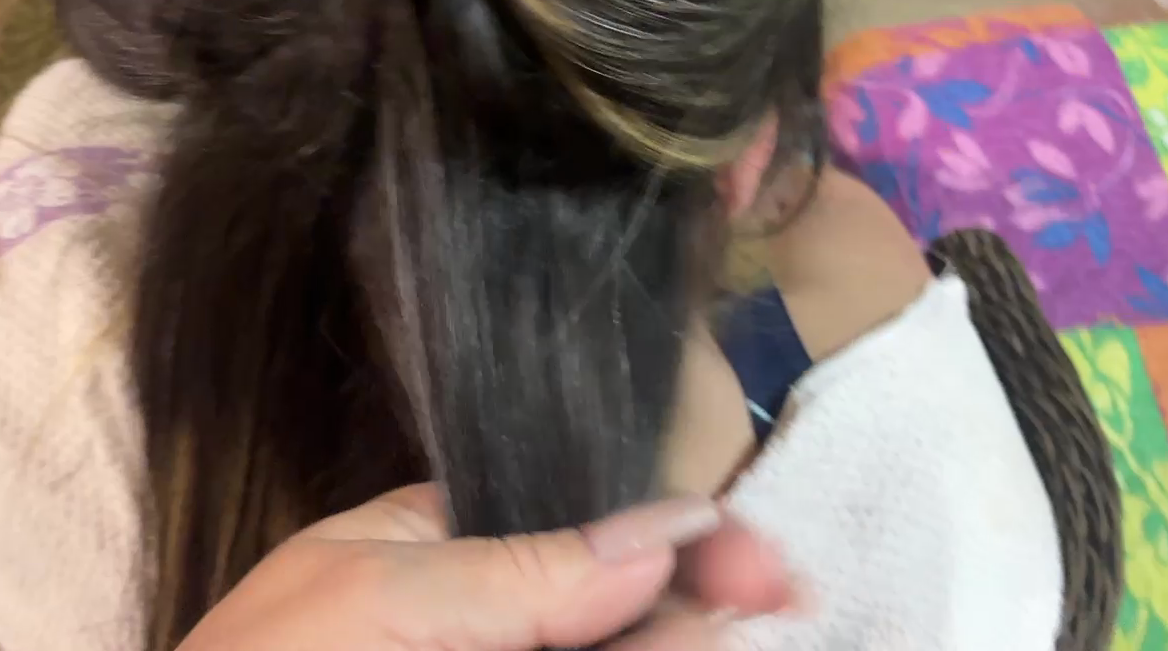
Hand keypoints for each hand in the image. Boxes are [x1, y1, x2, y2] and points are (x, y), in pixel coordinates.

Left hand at [178, 484, 795, 650]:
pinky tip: (672, 637)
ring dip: (665, 638)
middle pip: (602, 600)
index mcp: (437, 542)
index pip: (571, 528)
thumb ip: (523, 571)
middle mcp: (475, 609)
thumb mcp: (393, 598)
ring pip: (597, 642)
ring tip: (733, 613)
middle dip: (687, 596)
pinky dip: (630, 647)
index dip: (661, 532)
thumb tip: (662, 528)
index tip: (744, 547)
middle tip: (774, 587)